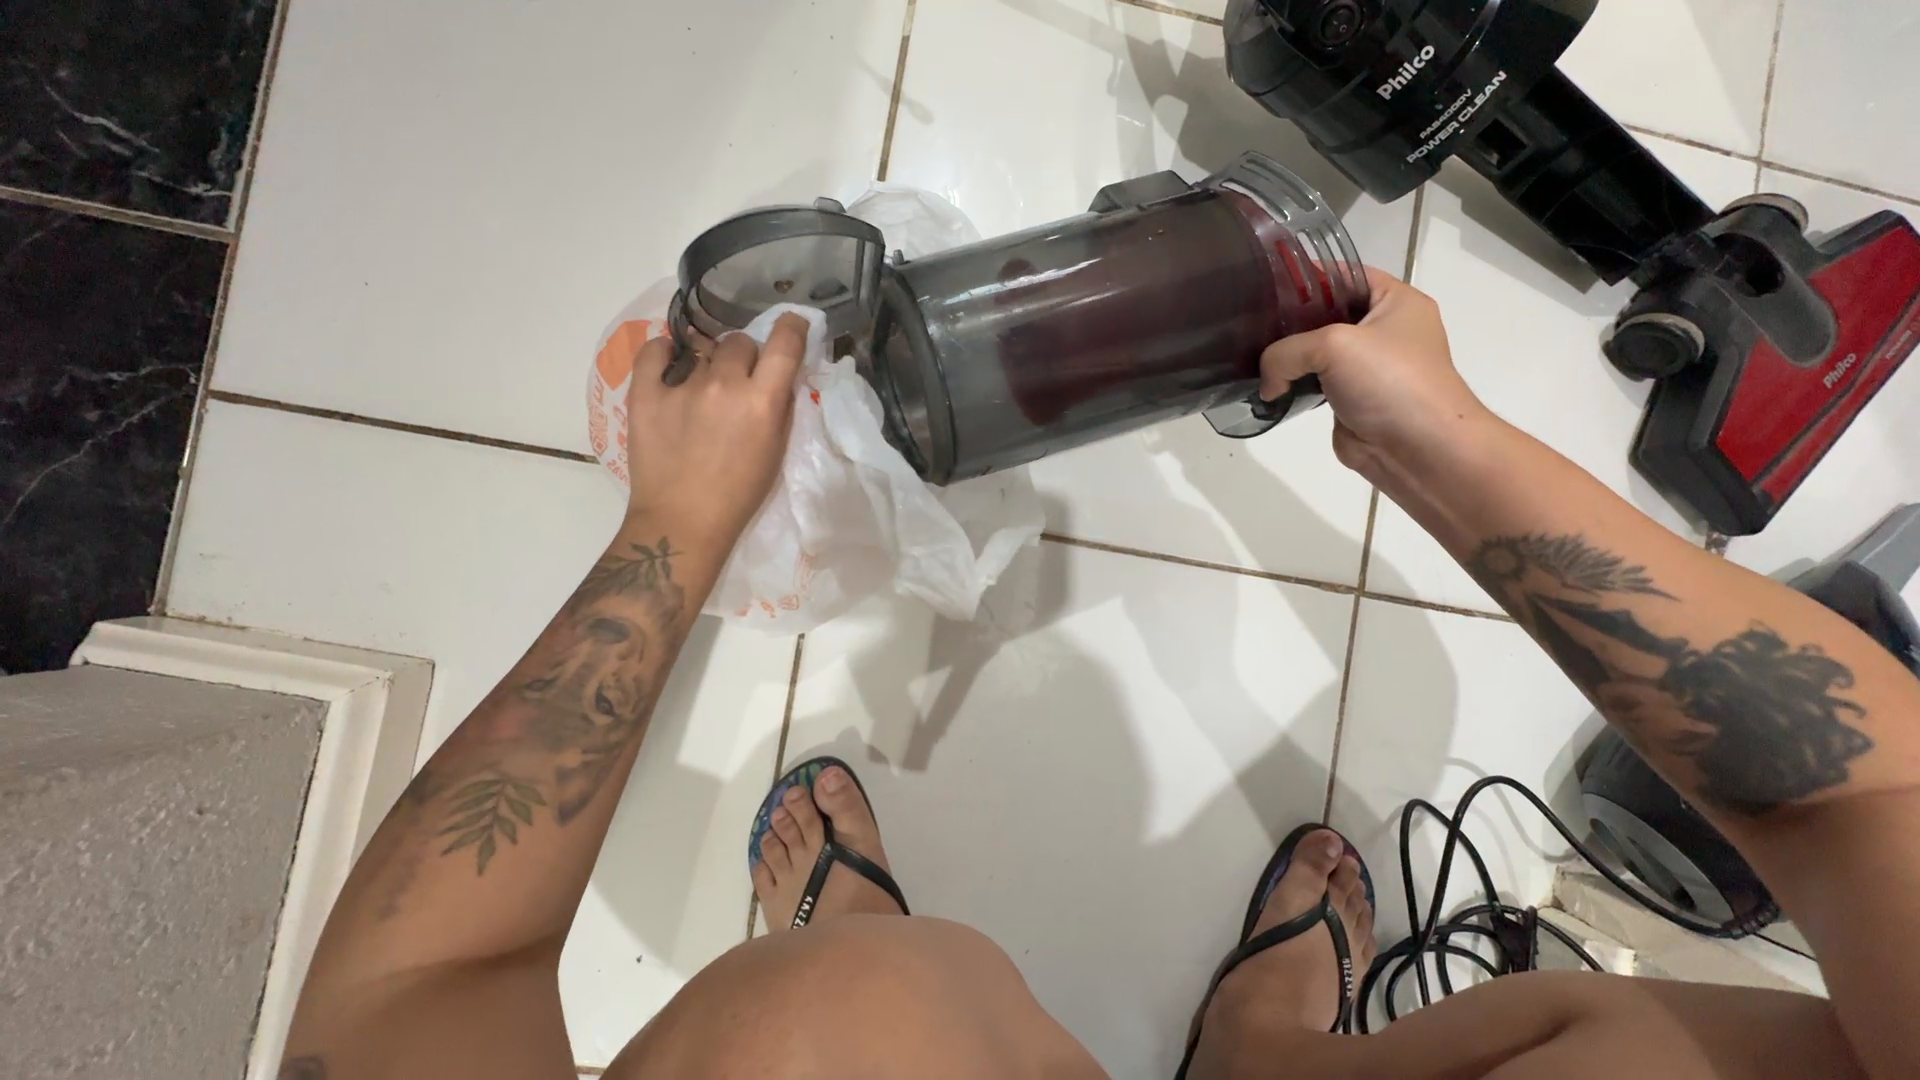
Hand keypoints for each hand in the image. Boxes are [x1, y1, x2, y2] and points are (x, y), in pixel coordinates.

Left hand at [624, 313, 808, 546]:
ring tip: (703, 385)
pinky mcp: (645, 393)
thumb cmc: (739, 495)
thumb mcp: (775, 452)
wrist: (683, 523)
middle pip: (740, 342)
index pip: (785, 342)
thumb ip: (780, 408)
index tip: (791, 326)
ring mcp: (682, 386)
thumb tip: (777, 378)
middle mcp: (724, 384)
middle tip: (740, 381)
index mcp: (762, 401)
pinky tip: (668, 361)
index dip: (792, 327)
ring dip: (710, 361)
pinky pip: (653, 352)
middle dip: (745, 356)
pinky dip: (663, 351)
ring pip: (703, 348)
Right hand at [1260, 267, 1495, 479]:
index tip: (1264, 283)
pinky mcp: (1351, 398)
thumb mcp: (1333, 346)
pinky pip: (1313, 382)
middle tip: (1248, 322)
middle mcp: (1383, 329)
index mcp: (1396, 301)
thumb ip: (1285, 353)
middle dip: (1289, 318)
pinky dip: (1291, 383)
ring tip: (1250, 353)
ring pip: (1316, 351)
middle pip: (1326, 313)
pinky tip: (1267, 385)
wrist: (1419, 448)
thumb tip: (1267, 385)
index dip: (1306, 276)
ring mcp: (1367, 366)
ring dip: (1287, 355)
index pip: (1345, 274)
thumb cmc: (1389, 381)